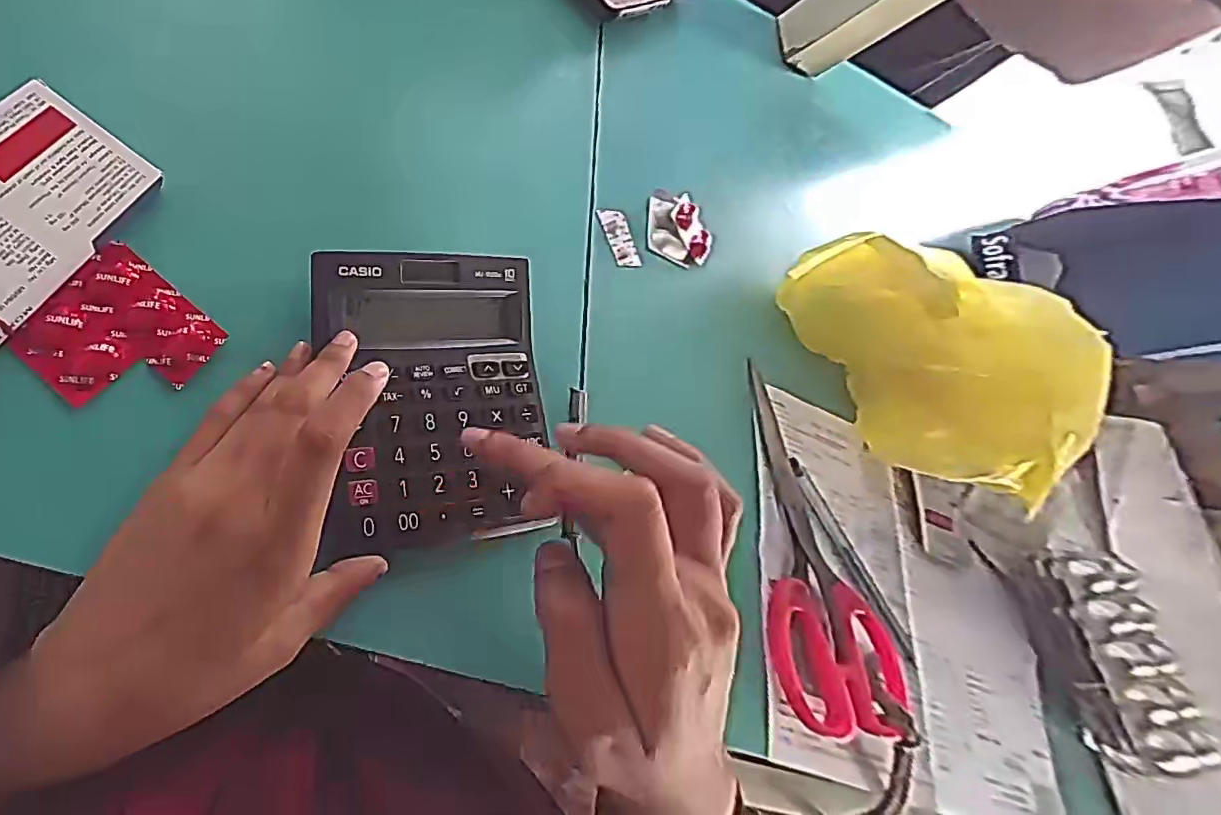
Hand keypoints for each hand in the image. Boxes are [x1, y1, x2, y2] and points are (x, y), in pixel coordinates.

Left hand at [0, 338, 389, 808]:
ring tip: (314, 346)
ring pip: (255, 407)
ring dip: (289, 371)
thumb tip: (378, 563)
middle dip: (326, 370)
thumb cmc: (198, 669)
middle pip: (290, 411)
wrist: (95, 674)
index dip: (353, 399)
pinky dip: (242, 390)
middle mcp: (242, 493)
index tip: (377, 373)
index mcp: (279, 536)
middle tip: (350, 340)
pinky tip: (262, 371)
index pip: (323, 443)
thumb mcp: (279, 643)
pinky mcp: (169, 477)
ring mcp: (201, 478)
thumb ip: (334, 593)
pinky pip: (213, 419)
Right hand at [465, 423, 743, 814]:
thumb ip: (564, 623)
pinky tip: (641, 450)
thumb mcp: (581, 709)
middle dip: (607, 444)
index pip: (629, 509)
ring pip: (702, 486)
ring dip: (641, 446)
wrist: (683, 786)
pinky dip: (676, 462)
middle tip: (549, 443)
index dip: (566, 470)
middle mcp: (701, 588)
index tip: (505, 456)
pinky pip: (713, 504)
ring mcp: (714, 581)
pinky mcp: (711, 580)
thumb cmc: (626, 751)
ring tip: (582, 440)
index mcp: (664, 617)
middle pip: (677, 482)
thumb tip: (554, 549)